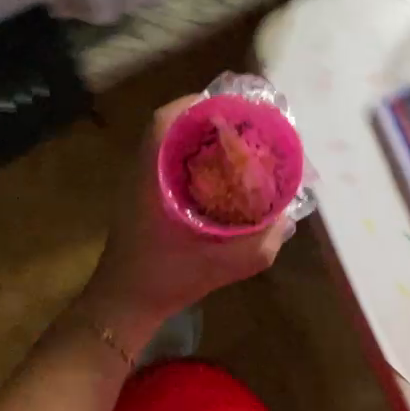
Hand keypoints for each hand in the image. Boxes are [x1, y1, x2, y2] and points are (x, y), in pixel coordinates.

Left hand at [85, 96, 291, 325]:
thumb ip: (259, 245)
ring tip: (238, 144)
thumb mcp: (220, 267)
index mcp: (150, 178)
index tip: (231, 107)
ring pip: (169, 147)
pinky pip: (168, 166)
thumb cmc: (164, 280)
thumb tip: (286, 218)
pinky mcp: (142, 200)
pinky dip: (194, 162)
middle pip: (170, 128)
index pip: (164, 122)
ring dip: (200, 141)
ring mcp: (138, 186)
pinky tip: (221, 178)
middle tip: (244, 125)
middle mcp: (140, 173)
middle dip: (207, 120)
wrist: (123, 305)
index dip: (195, 105)